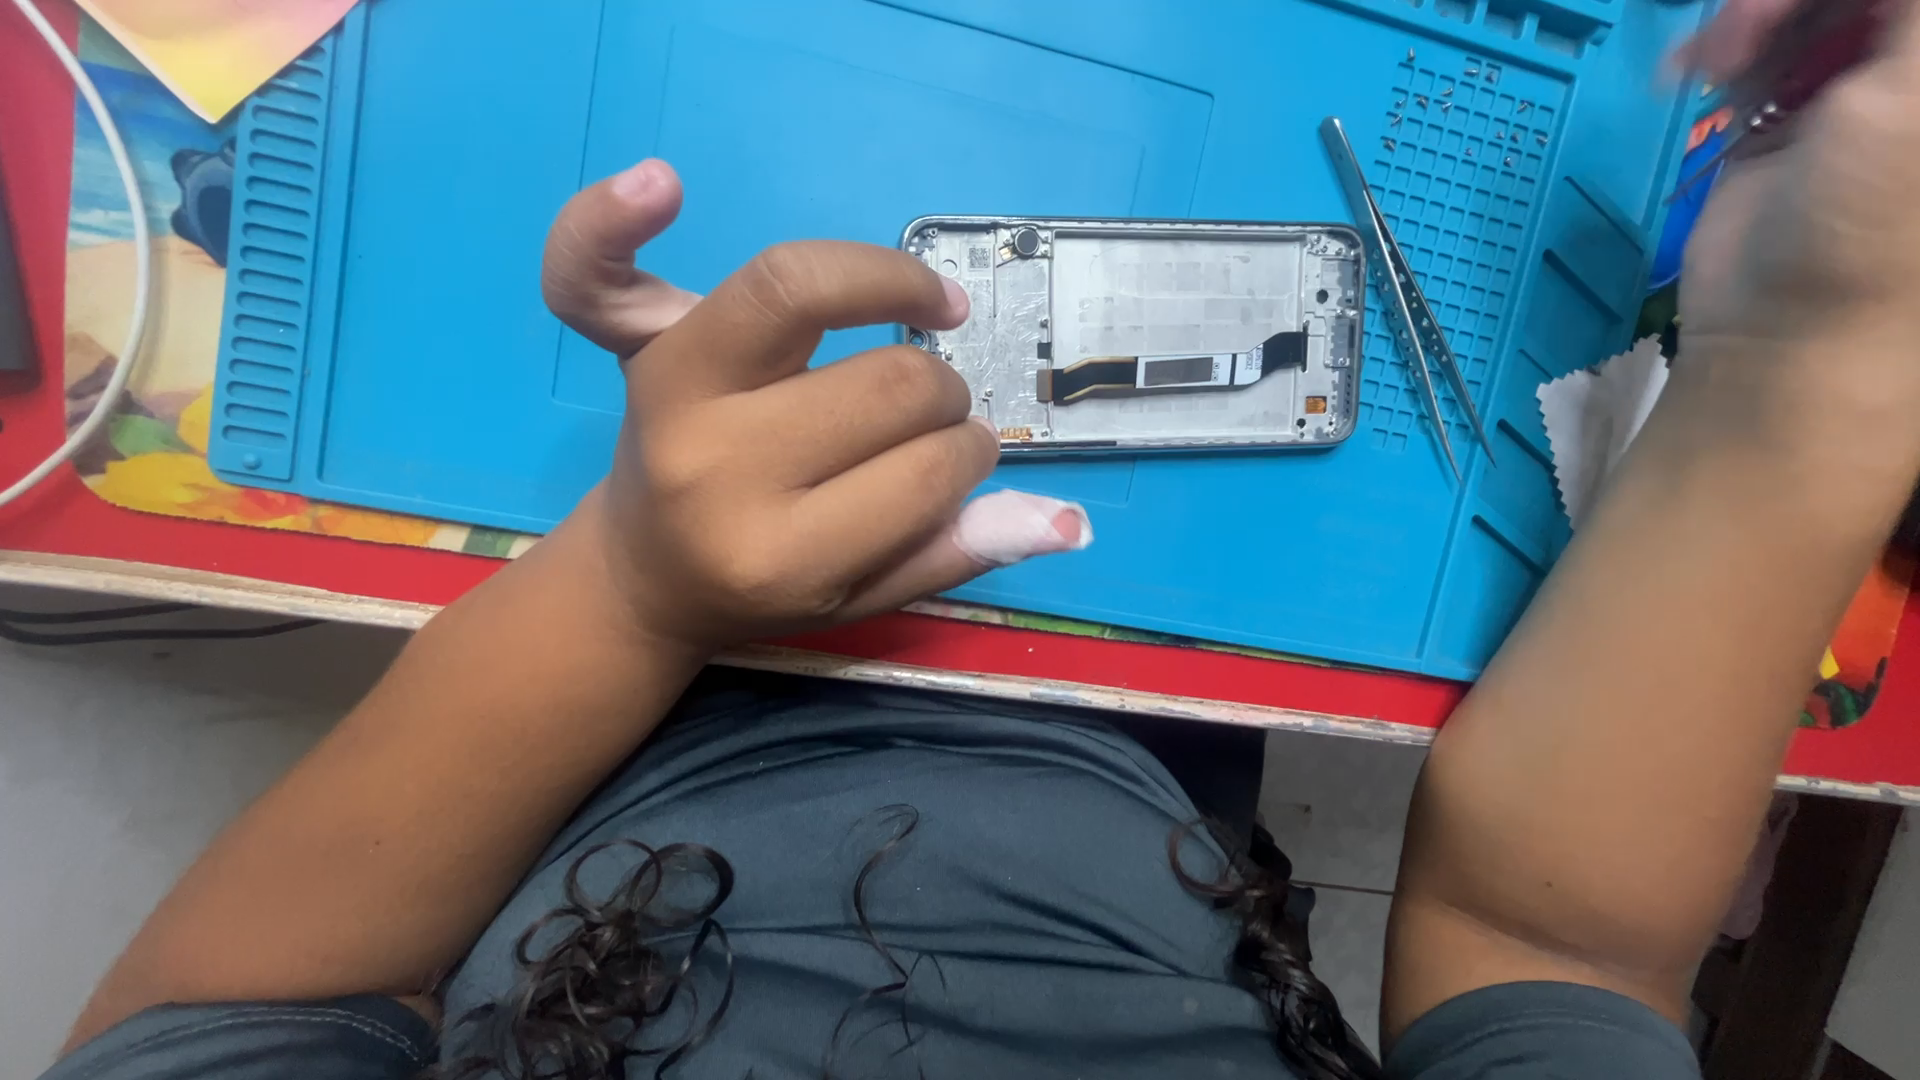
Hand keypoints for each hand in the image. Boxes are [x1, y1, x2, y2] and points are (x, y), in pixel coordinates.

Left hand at [541, 160, 1091, 650]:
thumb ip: (958, 555)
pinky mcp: (633, 354)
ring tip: (926, 306)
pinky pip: (595, 274)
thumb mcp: (866, 598)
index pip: (928, 472)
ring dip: (891, 286)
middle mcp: (718, 470)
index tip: (965, 456)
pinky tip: (665, 187)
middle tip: (933, 412)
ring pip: (799, 290)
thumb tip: (1070, 522)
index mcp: (782, 555)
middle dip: (942, 395)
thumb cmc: (765, 593)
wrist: (647, 576)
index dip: (971, 455)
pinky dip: (612, 222)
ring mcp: (669, 399)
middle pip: (888, 384)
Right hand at [1678, 0, 1919, 463]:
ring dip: (1750, 20)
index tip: (1784, 6)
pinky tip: (1703, 76)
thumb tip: (1857, 3)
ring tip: (1711, 65)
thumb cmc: (1877, 215)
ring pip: (1805, 8)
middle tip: (1738, 31)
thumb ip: (1906, 14)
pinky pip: (1759, 49)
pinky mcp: (1786, 113)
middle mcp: (1915, 54)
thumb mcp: (1914, 90)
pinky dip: (1725, 52)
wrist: (1783, 318)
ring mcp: (1859, 75)